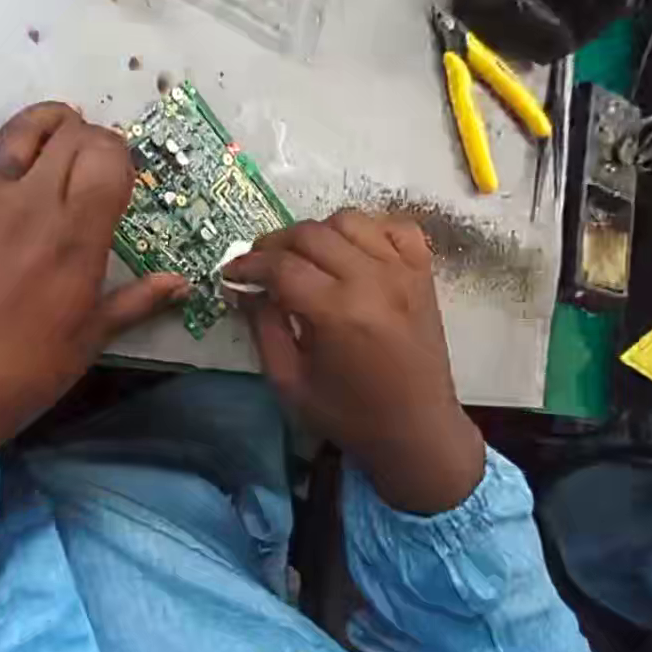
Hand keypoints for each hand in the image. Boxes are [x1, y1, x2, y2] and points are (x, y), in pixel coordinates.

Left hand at [0, 103, 187, 482]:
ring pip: (18, 133)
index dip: (121, 156)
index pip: (109, 159)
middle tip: (95, 162)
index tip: (123, 177)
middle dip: (92, 139)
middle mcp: (32, 207)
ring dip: (46, 120)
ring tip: (61, 126)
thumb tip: (182, 283)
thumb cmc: (24, 374)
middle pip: (71, 138)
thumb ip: (136, 303)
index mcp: (76, 239)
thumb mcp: (89, 341)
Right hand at [224, 210, 483, 512]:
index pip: (281, 266)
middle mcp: (374, 281)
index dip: (247, 265)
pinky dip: (365, 231)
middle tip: (257, 267)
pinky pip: (393, 227)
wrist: (417, 431)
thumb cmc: (346, 413)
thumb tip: (242, 288)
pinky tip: (348, 253)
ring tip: (300, 259)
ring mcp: (404, 272)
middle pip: (310, 234)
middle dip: (272, 244)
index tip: (230, 274)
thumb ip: (263, 326)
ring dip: (314, 233)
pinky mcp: (422, 273)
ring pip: (348, 220)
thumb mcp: (288, 379)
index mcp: (338, 313)